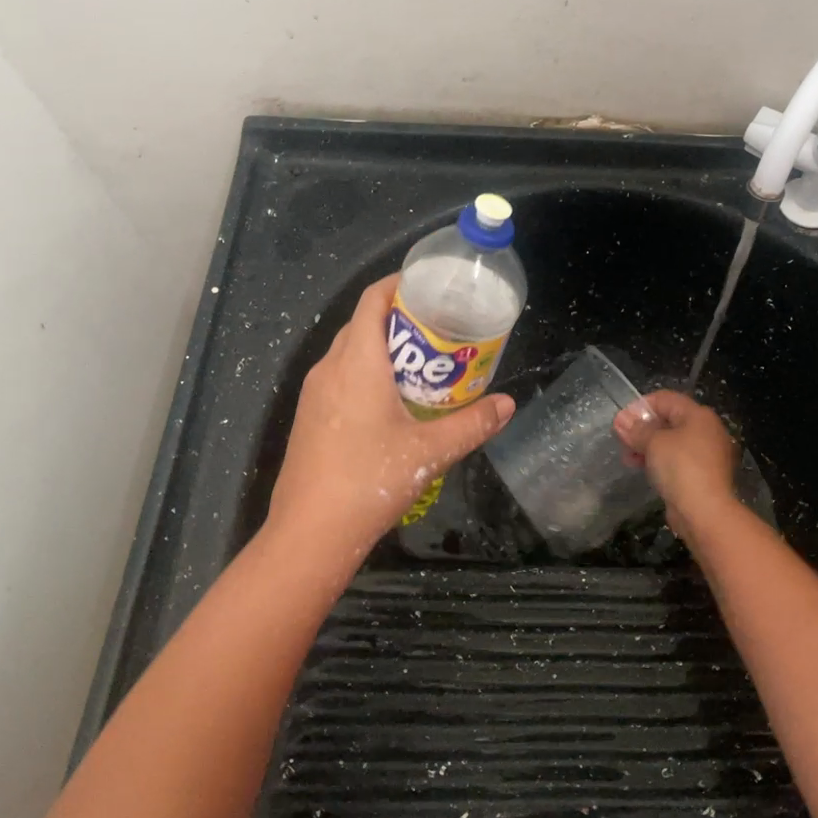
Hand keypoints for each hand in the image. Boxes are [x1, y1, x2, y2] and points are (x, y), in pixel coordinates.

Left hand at [265, 274, 515, 561]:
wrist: (310, 533)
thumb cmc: (370, 481)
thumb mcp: (431, 451)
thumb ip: (472, 424)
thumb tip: (507, 404)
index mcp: (357, 362)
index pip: (373, 300)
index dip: (400, 284)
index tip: (433, 287)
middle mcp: (330, 368)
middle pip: (364, 323)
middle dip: (402, 318)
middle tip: (442, 329)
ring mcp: (315, 393)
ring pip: (351, 351)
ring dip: (386, 348)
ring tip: (427, 363)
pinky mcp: (311, 416)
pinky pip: (342, 376)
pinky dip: (369, 372)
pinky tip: (395, 400)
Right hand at [613, 390, 739, 536]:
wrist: (705, 511)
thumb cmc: (681, 467)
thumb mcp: (654, 443)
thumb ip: (637, 430)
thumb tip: (621, 420)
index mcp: (699, 415)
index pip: (665, 399)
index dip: (640, 406)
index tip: (621, 421)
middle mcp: (707, 430)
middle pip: (669, 421)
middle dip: (642, 429)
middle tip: (622, 441)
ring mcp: (707, 454)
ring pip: (672, 442)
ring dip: (647, 447)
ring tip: (629, 459)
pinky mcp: (703, 475)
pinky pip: (677, 460)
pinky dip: (660, 461)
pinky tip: (644, 470)